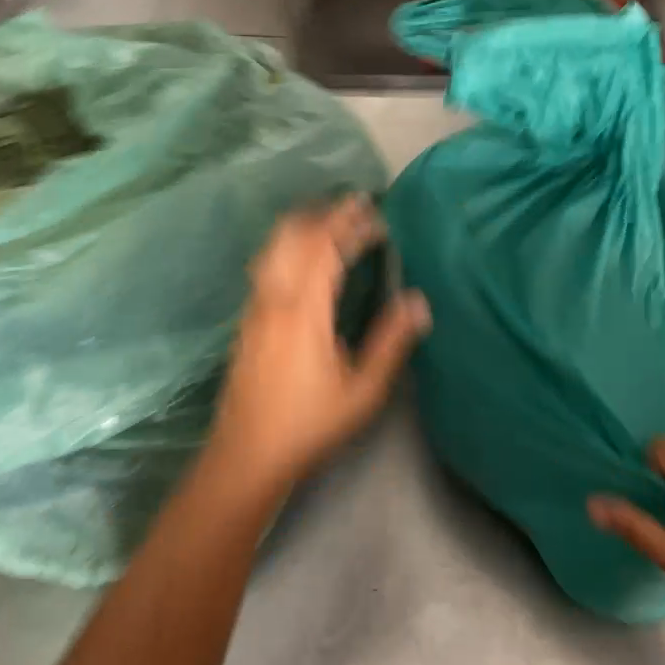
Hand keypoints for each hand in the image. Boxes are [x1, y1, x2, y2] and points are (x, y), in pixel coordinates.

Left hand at [206, 196, 429, 496]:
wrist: (246, 456)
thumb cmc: (310, 425)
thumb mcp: (362, 390)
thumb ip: (391, 342)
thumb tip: (418, 302)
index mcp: (303, 311)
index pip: (324, 247)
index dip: (347, 221)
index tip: (370, 208)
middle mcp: (273, 299)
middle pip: (292, 237)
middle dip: (323, 215)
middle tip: (353, 208)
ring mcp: (254, 309)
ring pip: (273, 249)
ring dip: (303, 228)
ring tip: (331, 225)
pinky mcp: (246, 322)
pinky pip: (266, 266)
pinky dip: (288, 248)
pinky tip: (304, 262)